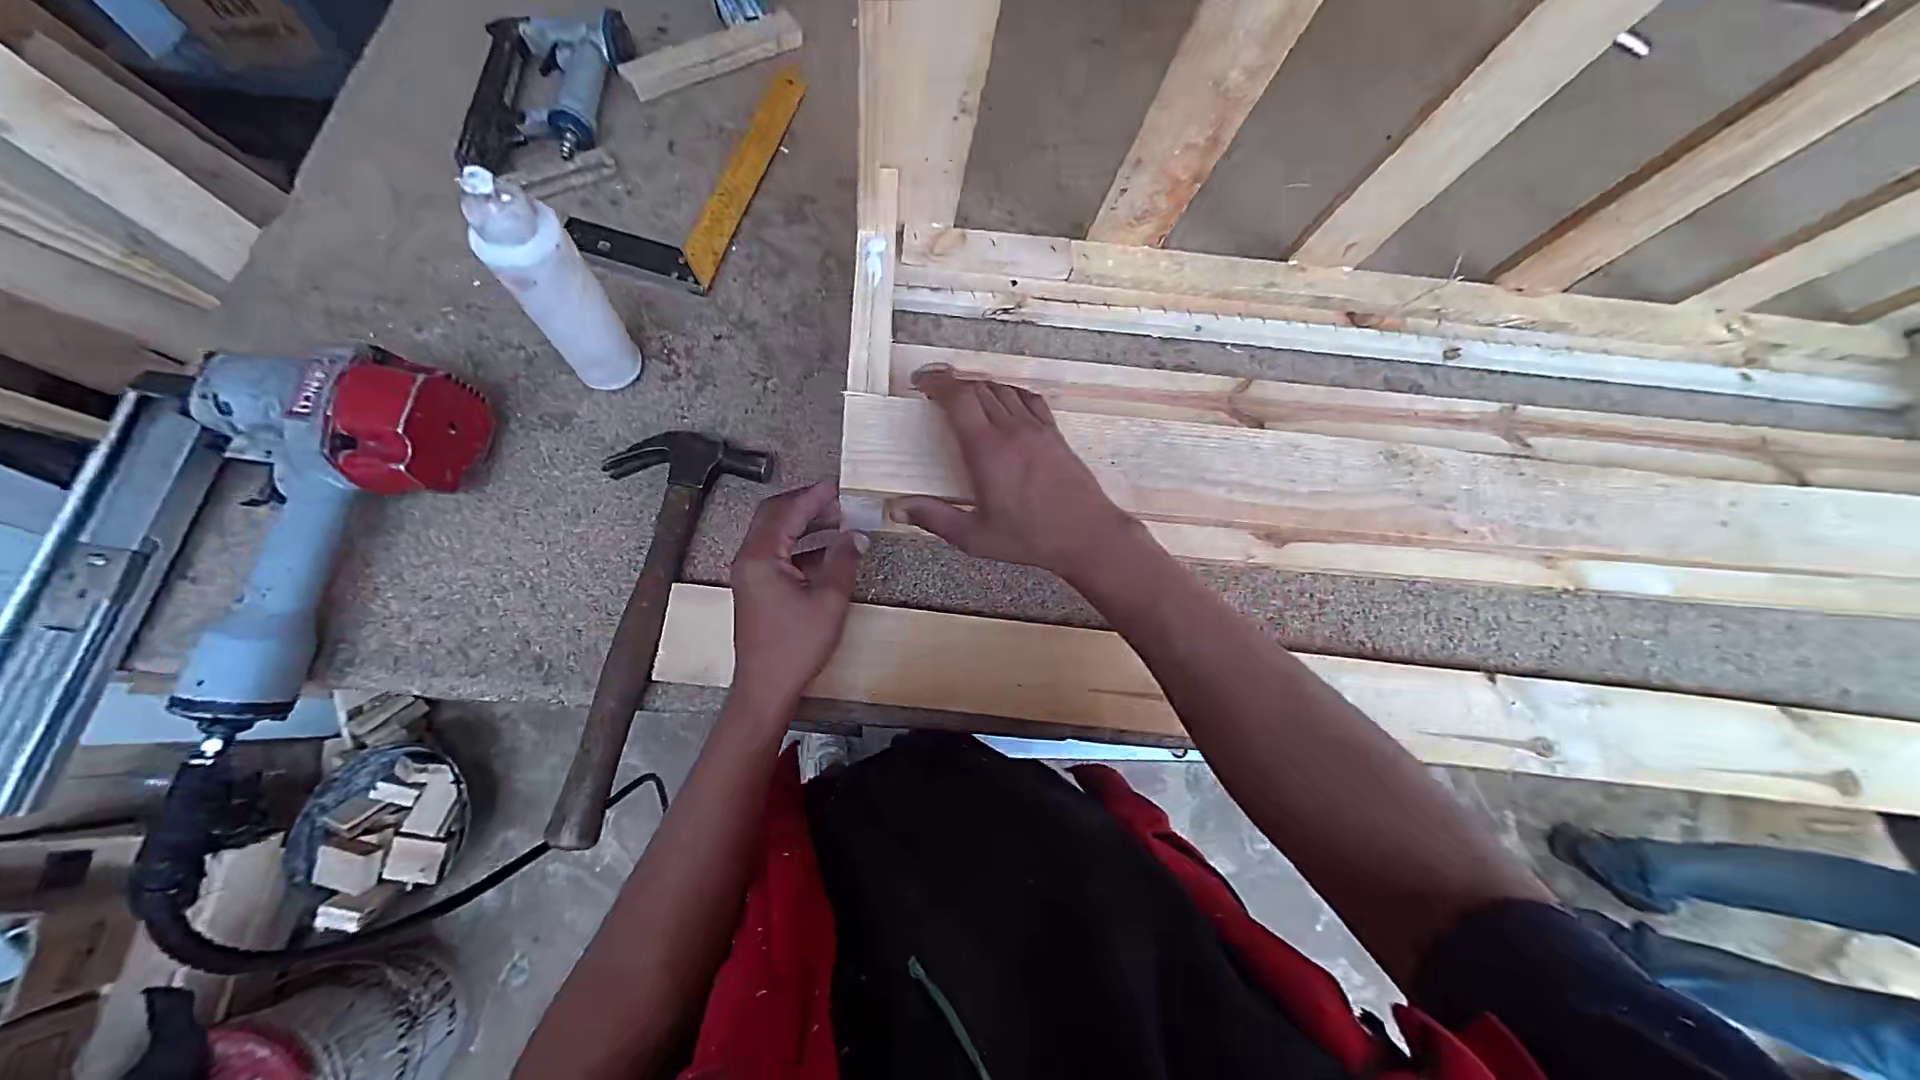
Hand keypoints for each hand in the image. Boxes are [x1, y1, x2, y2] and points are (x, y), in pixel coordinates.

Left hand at [729, 481, 866, 705]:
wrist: (766, 686)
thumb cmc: (794, 646)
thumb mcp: (828, 600)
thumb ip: (843, 560)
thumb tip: (856, 535)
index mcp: (760, 557)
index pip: (787, 512)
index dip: (813, 496)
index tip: (836, 486)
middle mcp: (749, 560)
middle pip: (774, 516)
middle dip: (806, 505)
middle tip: (837, 500)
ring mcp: (750, 575)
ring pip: (775, 535)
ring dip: (804, 525)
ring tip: (838, 522)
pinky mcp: (757, 589)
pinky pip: (778, 555)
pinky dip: (802, 547)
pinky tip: (828, 552)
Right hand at [890, 365, 1144, 583]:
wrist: (1086, 535)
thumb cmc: (1030, 538)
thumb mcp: (975, 537)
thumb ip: (935, 519)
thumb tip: (898, 510)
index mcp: (987, 450)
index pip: (958, 397)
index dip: (936, 383)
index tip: (921, 383)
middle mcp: (1011, 430)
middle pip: (977, 387)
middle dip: (952, 383)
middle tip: (934, 390)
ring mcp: (1036, 428)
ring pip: (1002, 389)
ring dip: (979, 387)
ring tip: (963, 397)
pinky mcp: (1054, 433)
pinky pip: (1028, 398)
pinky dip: (1009, 392)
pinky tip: (1003, 401)